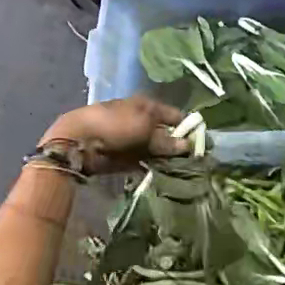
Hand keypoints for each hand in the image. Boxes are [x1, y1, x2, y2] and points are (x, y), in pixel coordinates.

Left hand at [42, 97, 186, 175]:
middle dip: (179, 147)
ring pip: (157, 152)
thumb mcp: (145, 128)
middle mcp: (142, 122)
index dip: (188, 127)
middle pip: (166, 135)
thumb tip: (187, 146)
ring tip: (185, 174)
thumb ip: (166, 139)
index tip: (203, 143)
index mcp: (147, 106)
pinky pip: (145, 164)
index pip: (175, 115)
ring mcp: (133, 141)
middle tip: (197, 163)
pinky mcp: (125, 159)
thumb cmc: (115, 125)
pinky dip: (154, 170)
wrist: (80, 140)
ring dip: (168, 161)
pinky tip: (167, 178)